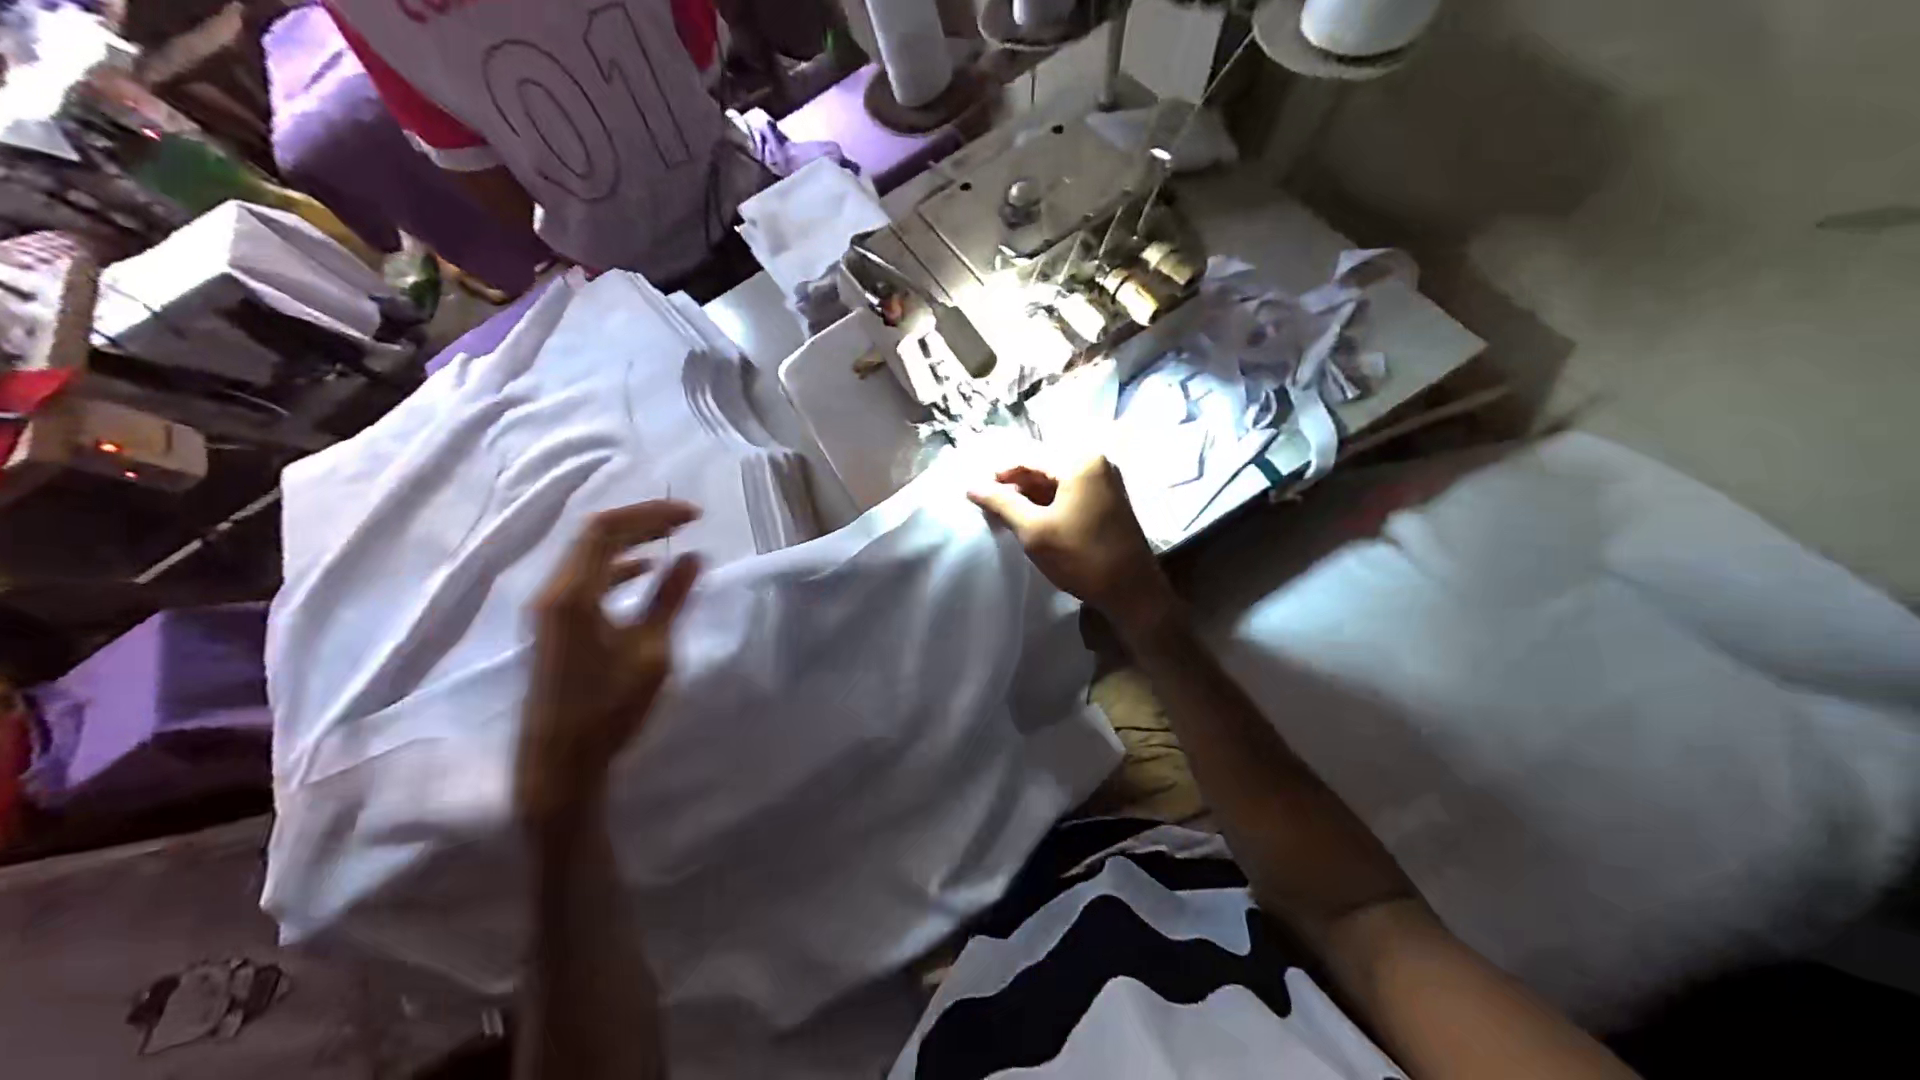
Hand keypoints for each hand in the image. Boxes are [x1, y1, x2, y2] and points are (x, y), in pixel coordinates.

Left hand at [517, 501, 702, 826]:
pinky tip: (644, 571)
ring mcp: (549, 607)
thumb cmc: (609, 709)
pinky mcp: (554, 623)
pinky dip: (617, 565)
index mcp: (573, 593)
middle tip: (686, 519)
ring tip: (671, 537)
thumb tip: (693, 557)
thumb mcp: (651, 652)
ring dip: (630, 539)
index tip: (694, 516)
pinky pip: (585, 576)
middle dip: (642, 520)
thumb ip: (671, 599)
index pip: (608, 528)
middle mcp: (553, 591)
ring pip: (588, 553)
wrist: (558, 761)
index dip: (652, 514)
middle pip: (595, 534)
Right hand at [968, 455, 1181, 635]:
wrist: (1131, 590)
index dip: (998, 474)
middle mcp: (1095, 461)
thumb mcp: (1034, 531)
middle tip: (988, 505)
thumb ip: (1002, 504)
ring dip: (1029, 495)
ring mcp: (1104, 479)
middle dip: (1014, 485)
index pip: (1027, 457)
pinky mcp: (1107, 498)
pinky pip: (1068, 491)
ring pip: (1054, 480)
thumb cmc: (1081, 557)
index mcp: (1079, 462)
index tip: (975, 493)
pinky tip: (1028, 518)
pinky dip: (1047, 502)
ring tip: (1004, 514)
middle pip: (1042, 465)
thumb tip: (972, 487)